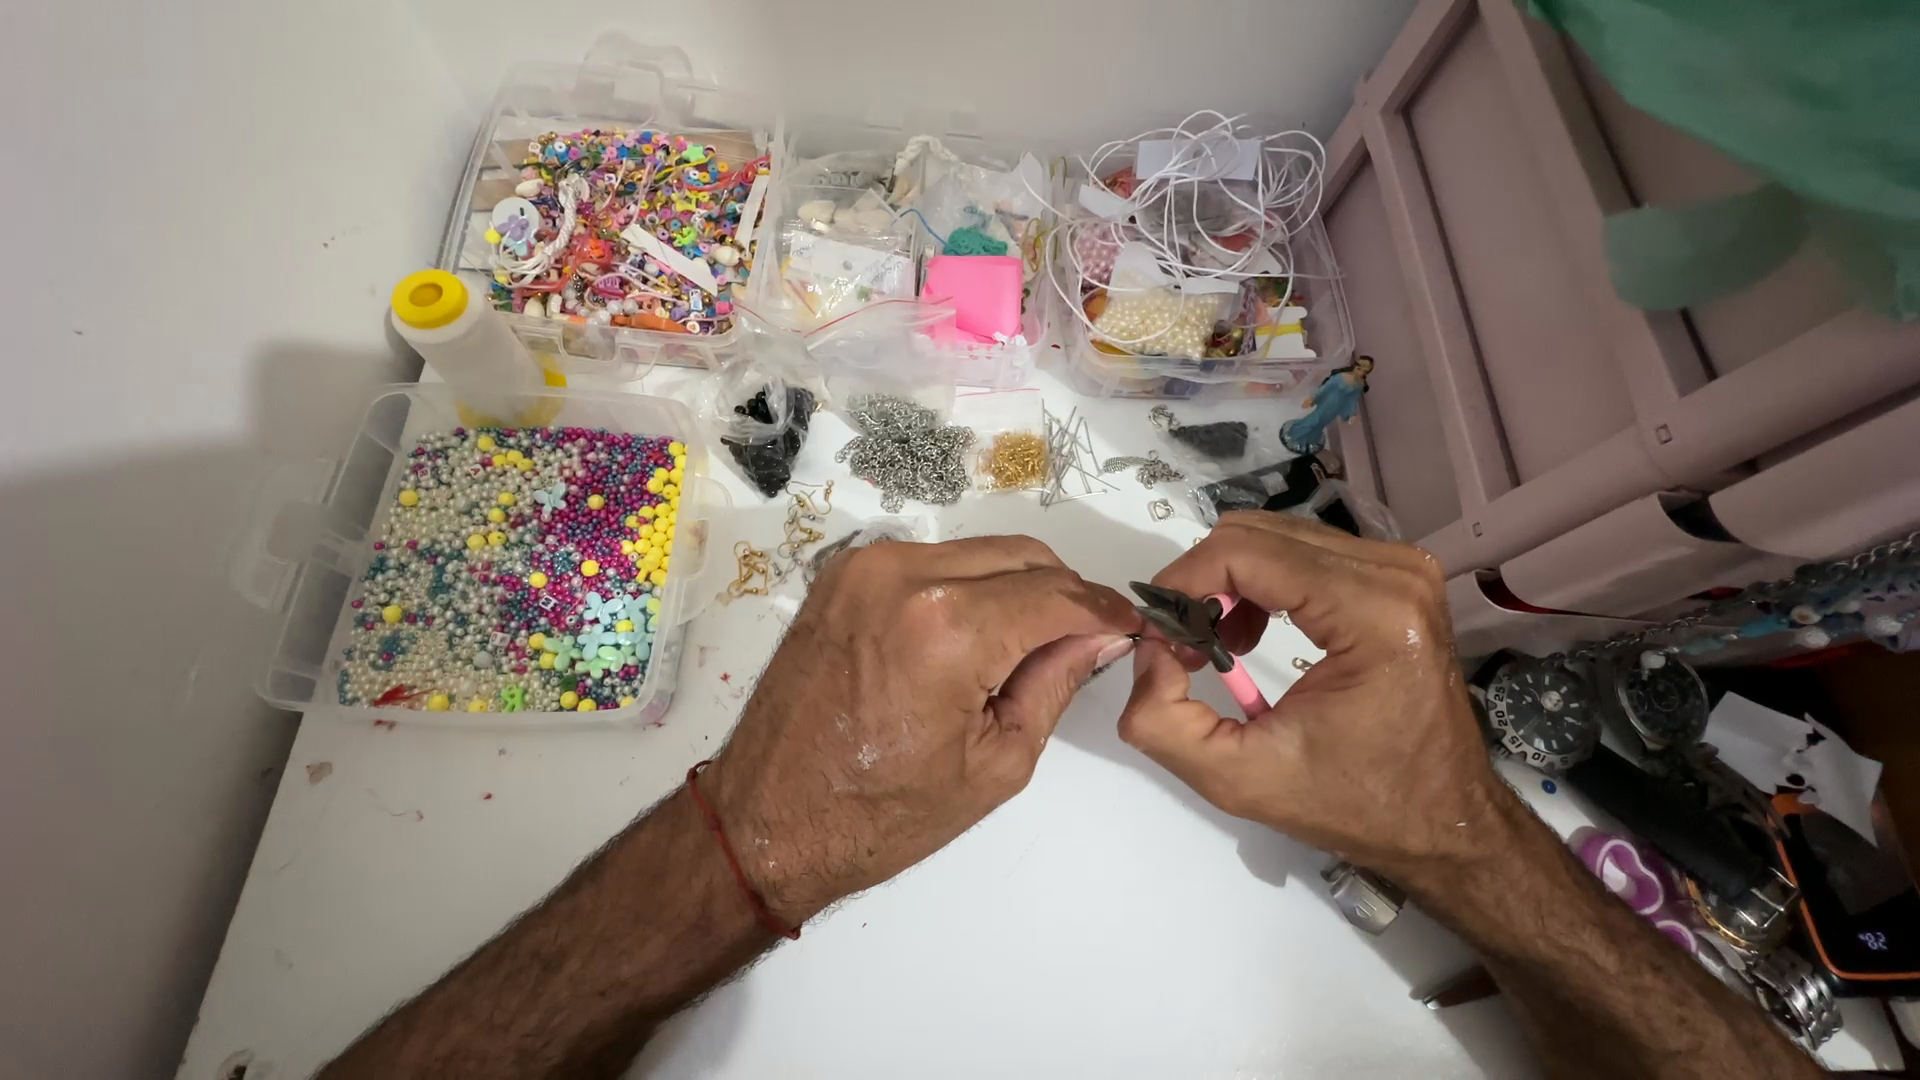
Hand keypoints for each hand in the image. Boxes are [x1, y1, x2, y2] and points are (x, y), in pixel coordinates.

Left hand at [705, 536, 1139, 923]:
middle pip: (1022, 555)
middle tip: (1079, 639)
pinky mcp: (843, 572)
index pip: (1057, 595)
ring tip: (1021, 644)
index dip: (1103, 610)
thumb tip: (1100, 634)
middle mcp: (905, 575)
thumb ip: (1056, 681)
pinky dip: (967, 585)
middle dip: (1063, 592)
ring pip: (979, 551)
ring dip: (1016, 586)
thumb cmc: (882, 812)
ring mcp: (867, 566)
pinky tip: (970, 633)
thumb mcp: (997, 761)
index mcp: (949, 627)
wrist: (767, 817)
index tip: (1130, 625)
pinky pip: (932, 560)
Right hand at [1117, 511, 1501, 883]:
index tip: (1160, 632)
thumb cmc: (1350, 803)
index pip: (1244, 552)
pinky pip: (1298, 548)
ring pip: (1271, 535)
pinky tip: (1249, 633)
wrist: (1441, 820)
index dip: (1183, 582)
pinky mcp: (1396, 574)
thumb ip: (1161, 720)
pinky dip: (1256, 582)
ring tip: (1216, 645)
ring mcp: (1400, 567)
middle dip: (1202, 583)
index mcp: (1372, 614)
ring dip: (1226, 583)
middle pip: (1254, 533)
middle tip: (1186, 645)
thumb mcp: (1235, 778)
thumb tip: (1150, 650)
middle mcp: (1393, 572)